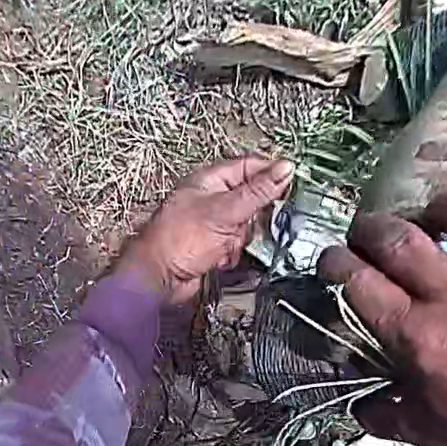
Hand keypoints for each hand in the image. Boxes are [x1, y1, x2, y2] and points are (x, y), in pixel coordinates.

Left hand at [113, 155, 294, 304]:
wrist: (159, 278)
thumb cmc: (180, 240)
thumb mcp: (225, 211)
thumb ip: (257, 191)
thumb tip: (285, 169)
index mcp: (209, 181)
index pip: (249, 167)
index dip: (270, 176)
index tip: (288, 187)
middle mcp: (209, 199)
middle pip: (249, 199)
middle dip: (251, 218)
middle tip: (244, 225)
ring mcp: (209, 224)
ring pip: (243, 226)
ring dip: (239, 239)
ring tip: (224, 245)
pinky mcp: (209, 246)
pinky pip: (233, 245)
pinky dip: (229, 253)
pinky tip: (218, 259)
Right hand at [318, 189, 446, 445]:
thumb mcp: (438, 435)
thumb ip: (390, 415)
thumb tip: (362, 407)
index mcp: (420, 335)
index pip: (358, 281)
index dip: (336, 262)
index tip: (334, 259)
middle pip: (398, 235)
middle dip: (372, 227)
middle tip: (373, 231)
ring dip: (443, 207)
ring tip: (443, 215)